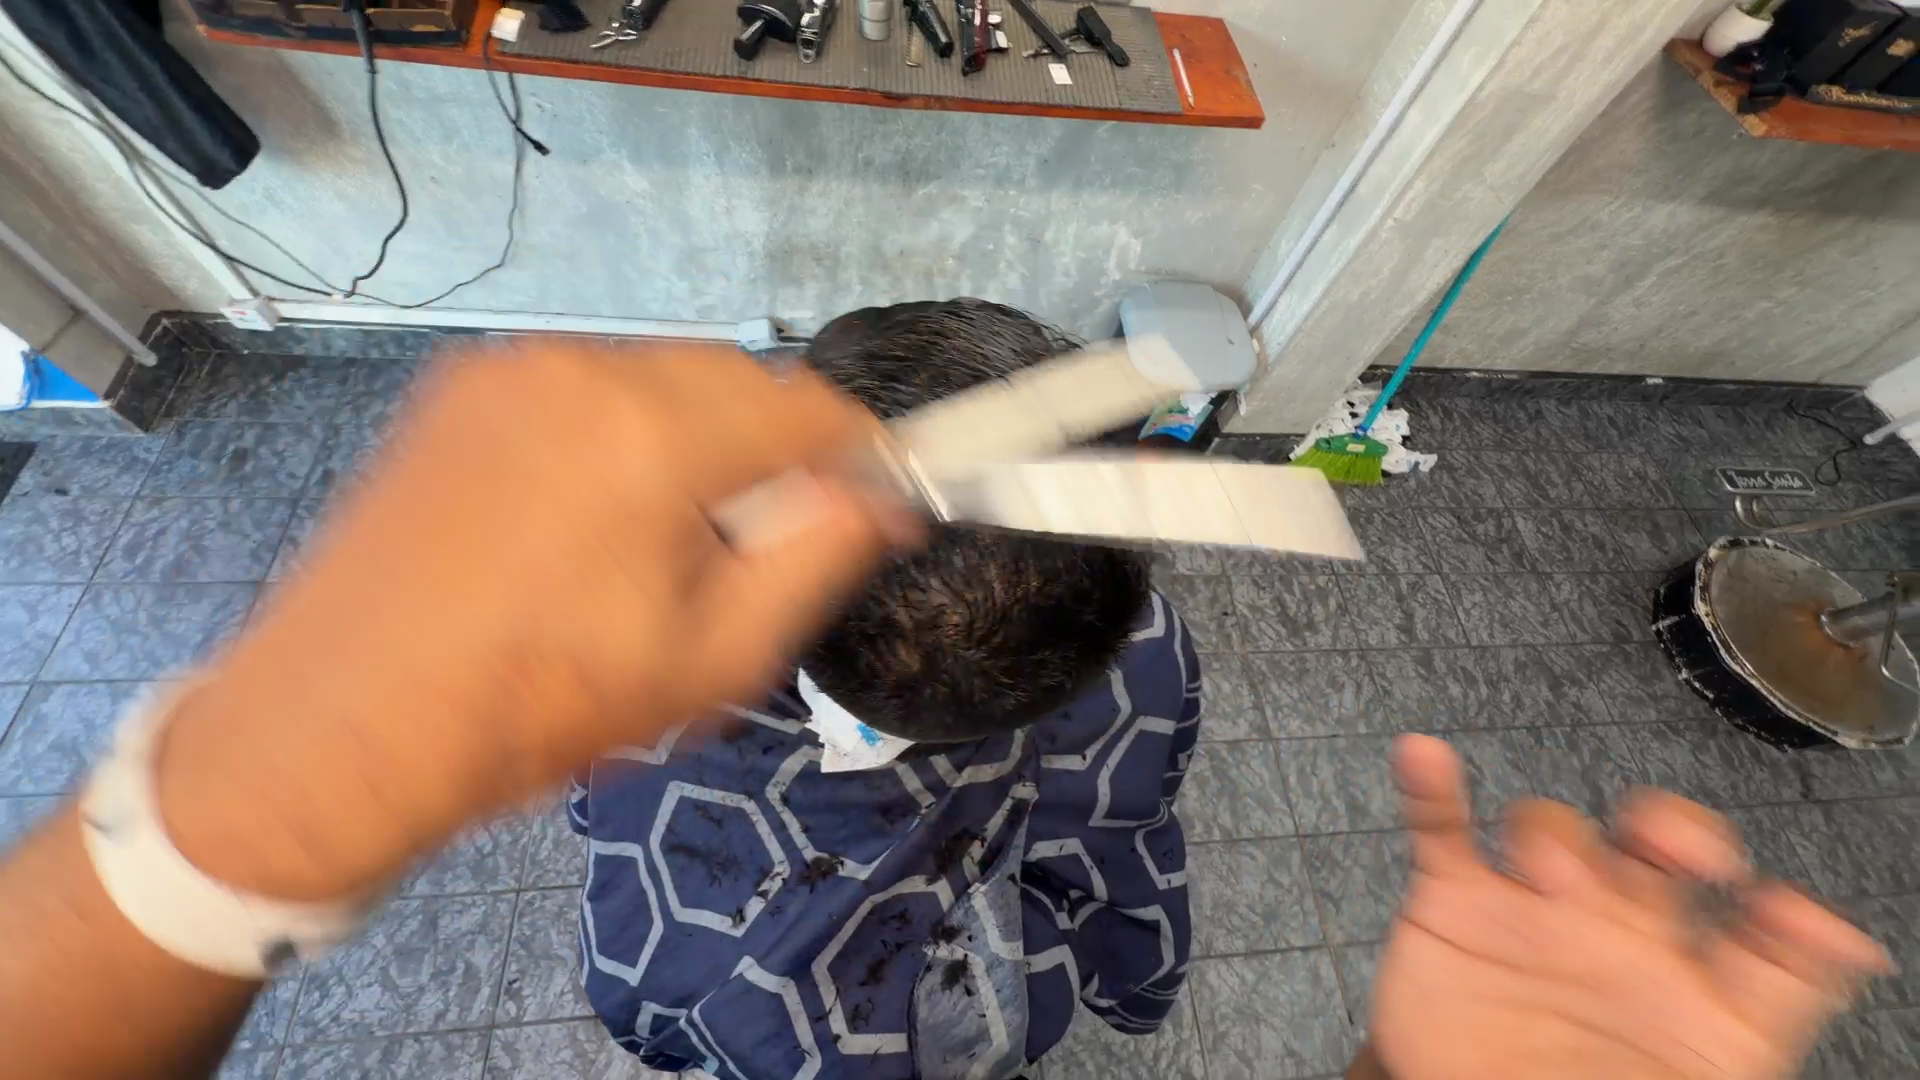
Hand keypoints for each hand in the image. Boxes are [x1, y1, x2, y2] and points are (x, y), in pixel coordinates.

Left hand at [152, 341, 917, 900]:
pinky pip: (605, 384)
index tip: (884, 498)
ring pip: (676, 375)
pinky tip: (622, 502)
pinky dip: (647, 427)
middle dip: (788, 445)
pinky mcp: (470, 384)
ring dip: (718, 435)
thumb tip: (888, 502)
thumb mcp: (719, 655)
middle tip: (785, 529)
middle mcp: (587, 368)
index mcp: (654, 435)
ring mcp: (517, 367)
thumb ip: (821, 558)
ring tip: (696, 524)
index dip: (864, 449)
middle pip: (745, 379)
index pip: (810, 406)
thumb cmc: (547, 707)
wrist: (334, 731)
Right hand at [1366, 735, 1890, 1079]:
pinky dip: (1430, 787)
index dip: (1789, 924)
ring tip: (1541, 865)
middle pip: (1655, 853)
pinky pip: (1441, 828)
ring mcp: (1529, 907)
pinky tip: (1425, 757)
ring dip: (1551, 831)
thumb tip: (1823, 971)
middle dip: (1672, 830)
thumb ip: (1722, 1054)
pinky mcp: (1452, 897)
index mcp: (1694, 1001)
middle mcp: (1617, 935)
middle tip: (1672, 843)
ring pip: (1550, 828)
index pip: (1766, 948)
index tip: (1798, 919)